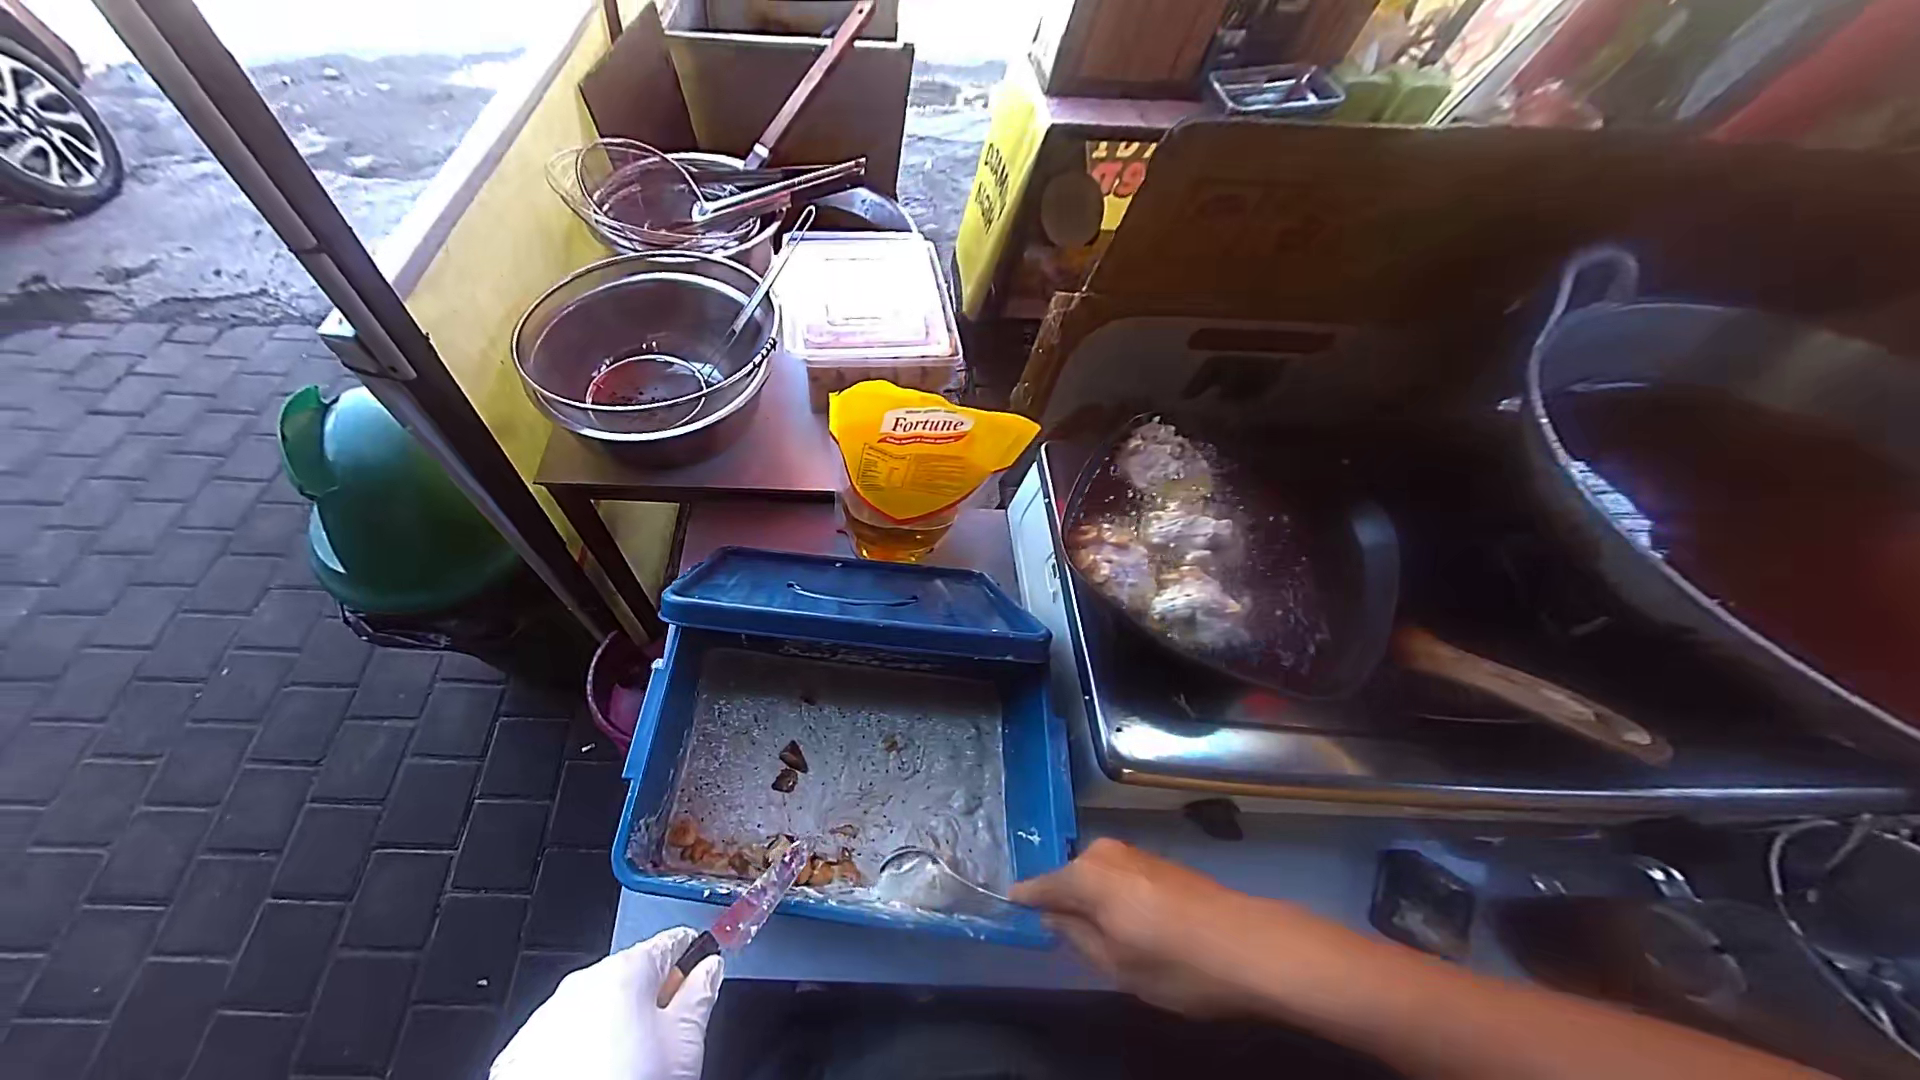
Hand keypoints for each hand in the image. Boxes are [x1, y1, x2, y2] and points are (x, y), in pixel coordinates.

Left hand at [490, 927, 722, 1079]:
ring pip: (595, 1007)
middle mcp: (581, 983)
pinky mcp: (516, 1059)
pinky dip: (578, 1052)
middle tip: (666, 1041)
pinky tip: (592, 1079)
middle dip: (652, 999)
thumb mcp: (685, 1044)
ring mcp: (544, 1020)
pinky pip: (561, 1039)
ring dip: (614, 1024)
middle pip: (633, 975)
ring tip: (626, 1069)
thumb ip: (702, 994)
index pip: (673, 942)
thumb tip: (709, 969)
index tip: (701, 978)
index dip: (693, 960)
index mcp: (626, 969)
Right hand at [1010, 838, 1344, 1018]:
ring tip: (1106, 936)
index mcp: (1085, 875)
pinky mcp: (1157, 858)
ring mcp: (1133, 851)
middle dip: (1065, 903)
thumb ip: (1075, 936)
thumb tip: (1054, 916)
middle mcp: (1103, 852)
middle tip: (1070, 939)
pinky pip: (1118, 875)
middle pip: (1068, 878)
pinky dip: (1115, 894)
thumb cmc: (1174, 962)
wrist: (1248, 943)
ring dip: (1093, 899)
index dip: (1025, 901)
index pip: (1039, 886)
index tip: (1012, 910)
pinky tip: (1135, 923)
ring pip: (1095, 876)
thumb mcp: (1115, 965)